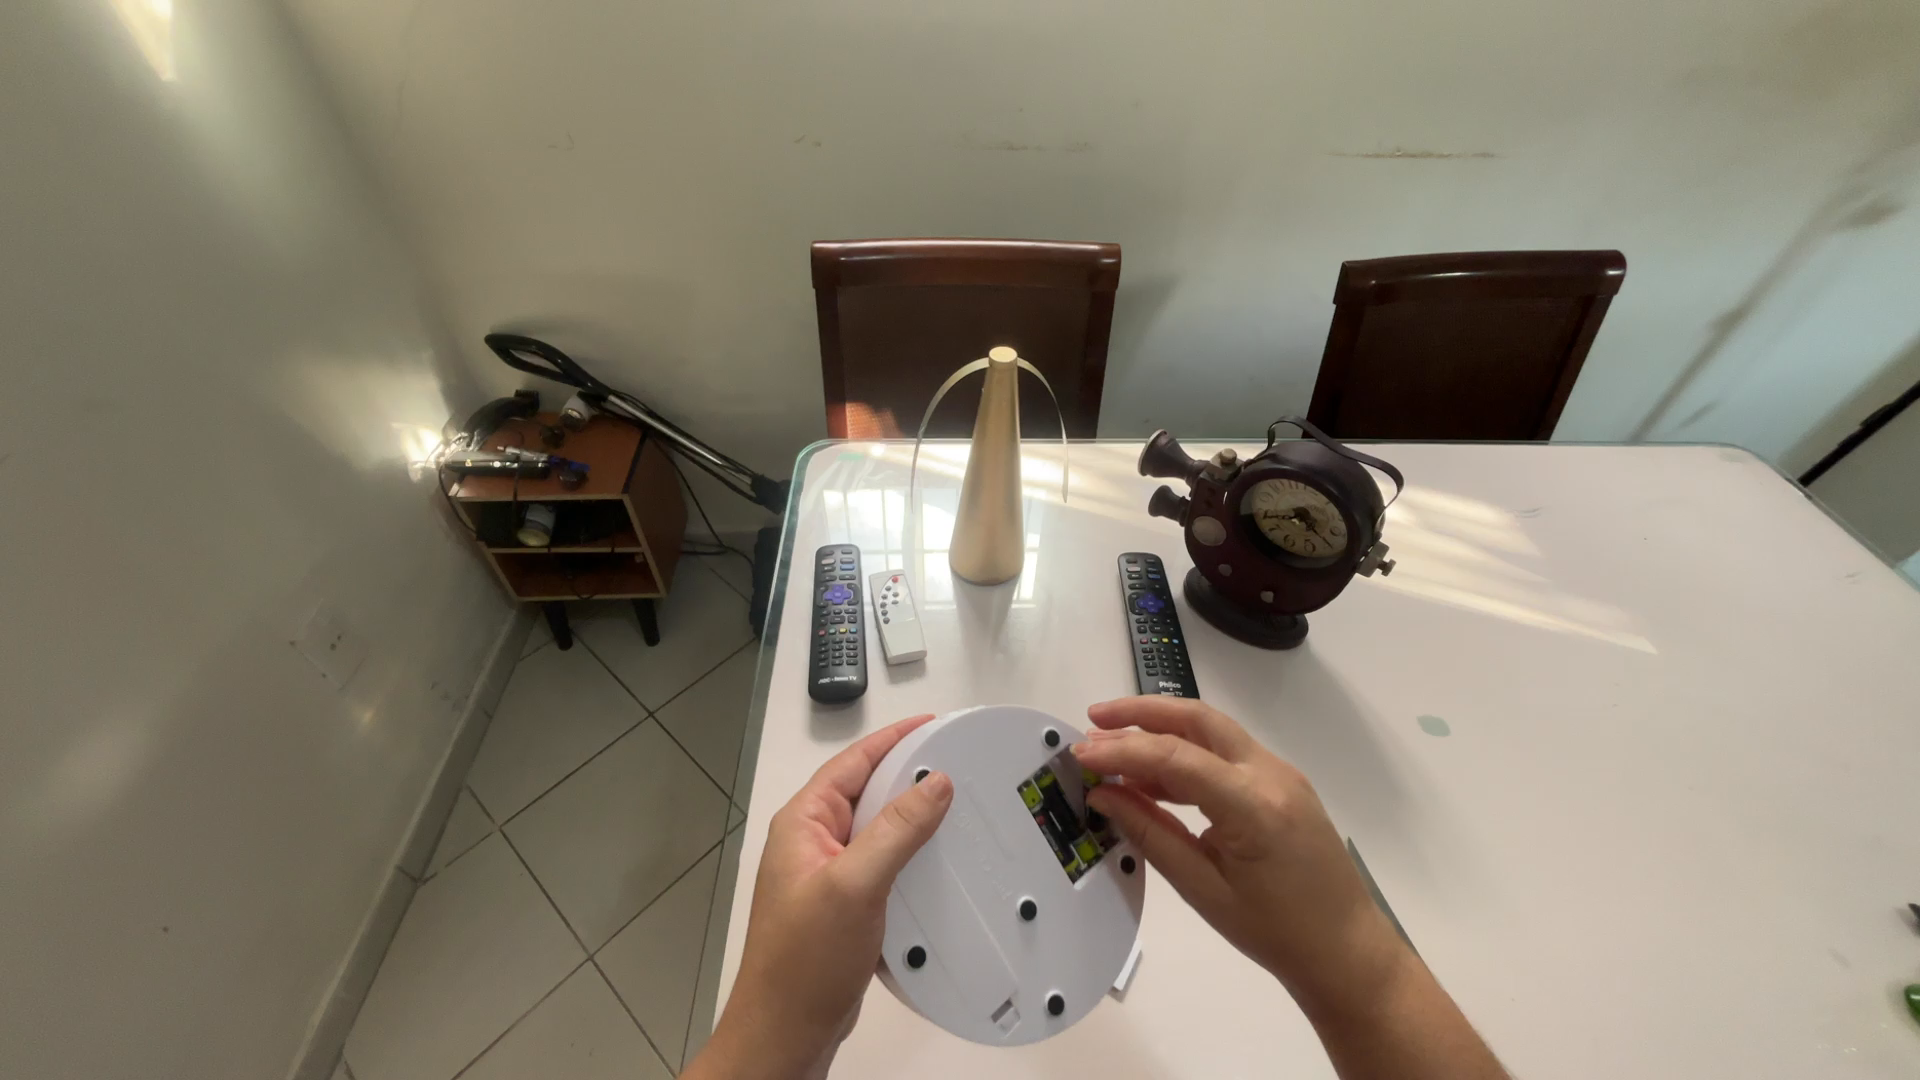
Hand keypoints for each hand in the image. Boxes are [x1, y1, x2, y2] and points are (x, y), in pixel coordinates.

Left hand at [689, 715, 953, 1079]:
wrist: (786, 1034)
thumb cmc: (807, 958)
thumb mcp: (855, 884)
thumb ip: (897, 830)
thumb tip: (936, 782)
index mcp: (804, 821)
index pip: (853, 762)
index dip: (893, 739)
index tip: (933, 724)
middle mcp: (814, 839)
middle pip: (867, 790)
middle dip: (908, 774)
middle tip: (955, 763)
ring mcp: (828, 871)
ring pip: (878, 827)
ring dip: (912, 815)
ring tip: (955, 805)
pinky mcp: (845, 900)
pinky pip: (882, 860)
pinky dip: (910, 851)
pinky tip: (938, 857)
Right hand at [1071, 697, 1409, 1016]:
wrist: (1348, 952)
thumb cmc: (1276, 932)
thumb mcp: (1202, 888)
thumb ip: (1149, 832)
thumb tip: (1102, 793)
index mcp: (1255, 807)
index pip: (1176, 758)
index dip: (1122, 750)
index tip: (1080, 753)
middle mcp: (1271, 774)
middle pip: (1197, 718)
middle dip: (1141, 712)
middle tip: (1093, 719)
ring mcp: (1280, 772)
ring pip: (1211, 729)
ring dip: (1161, 729)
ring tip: (1112, 746)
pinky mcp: (1279, 781)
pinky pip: (1224, 753)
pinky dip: (1184, 754)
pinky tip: (1151, 776)